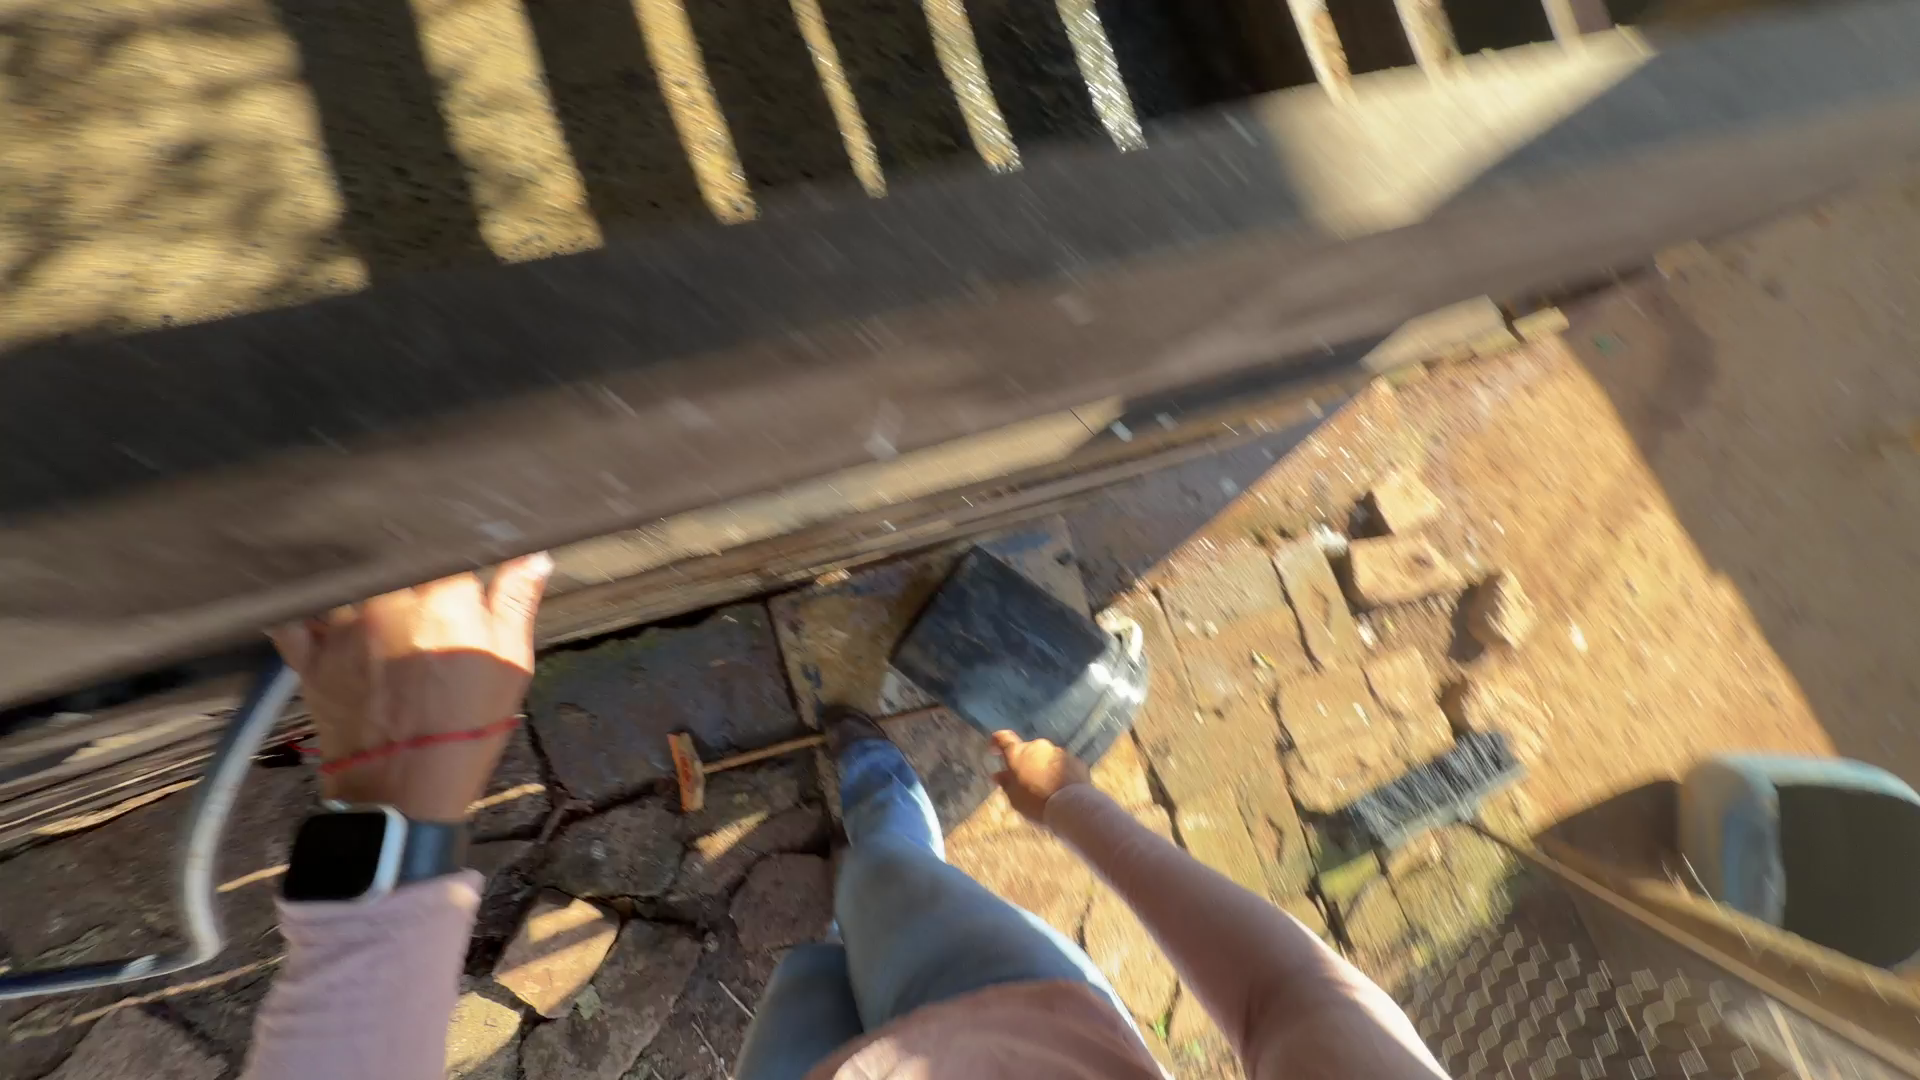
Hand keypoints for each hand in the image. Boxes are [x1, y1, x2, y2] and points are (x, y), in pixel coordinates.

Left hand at [270, 553, 553, 821]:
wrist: (406, 786)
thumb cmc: (469, 723)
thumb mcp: (512, 661)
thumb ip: (516, 601)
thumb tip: (533, 558)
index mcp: (444, 601)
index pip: (449, 545)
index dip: (461, 540)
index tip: (471, 548)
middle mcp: (387, 605)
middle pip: (393, 554)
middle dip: (412, 553)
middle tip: (429, 566)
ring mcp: (341, 629)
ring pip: (346, 575)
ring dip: (364, 571)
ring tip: (384, 578)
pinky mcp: (308, 658)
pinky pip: (292, 614)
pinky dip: (305, 601)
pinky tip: (321, 596)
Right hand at [991, 731, 1091, 824]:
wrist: (1070, 806)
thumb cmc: (1036, 802)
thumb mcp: (1014, 797)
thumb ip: (1006, 783)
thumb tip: (998, 775)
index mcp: (1018, 752)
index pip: (1004, 738)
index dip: (997, 741)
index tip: (995, 750)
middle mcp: (1038, 746)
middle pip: (1027, 750)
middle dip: (1025, 761)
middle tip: (1024, 780)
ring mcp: (1058, 751)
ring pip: (1045, 756)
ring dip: (1042, 767)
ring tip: (1045, 787)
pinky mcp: (1075, 760)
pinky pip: (1062, 764)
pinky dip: (1058, 772)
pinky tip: (1060, 788)